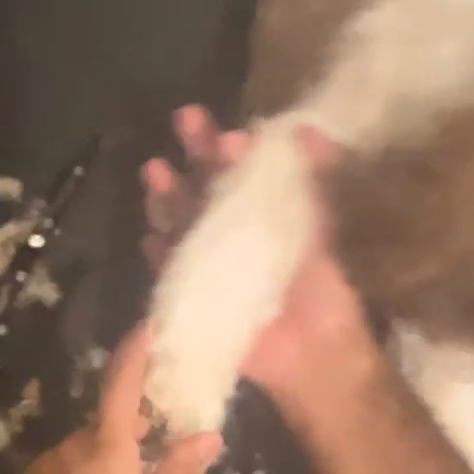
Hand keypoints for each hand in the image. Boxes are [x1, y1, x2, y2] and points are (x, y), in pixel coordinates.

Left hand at [2, 326, 221, 473]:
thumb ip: (176, 472)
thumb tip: (209, 436)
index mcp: (107, 451)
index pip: (121, 386)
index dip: (134, 352)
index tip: (147, 325)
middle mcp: (71, 446)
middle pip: (105, 422)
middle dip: (129, 431)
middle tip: (153, 457)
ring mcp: (45, 463)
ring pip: (84, 446)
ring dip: (104, 456)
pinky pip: (64, 463)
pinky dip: (81, 471)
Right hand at [139, 108, 385, 417]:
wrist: (310, 351)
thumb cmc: (319, 289)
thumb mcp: (320, 227)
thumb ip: (313, 182)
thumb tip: (308, 130)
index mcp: (256, 212)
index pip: (235, 170)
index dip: (227, 147)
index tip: (226, 131)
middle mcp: (226, 232)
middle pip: (202, 186)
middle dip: (192, 155)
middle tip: (185, 121)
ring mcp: (205, 264)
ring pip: (179, 223)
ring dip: (167, 197)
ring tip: (157, 171)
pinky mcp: (191, 295)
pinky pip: (168, 273)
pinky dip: (159, 257)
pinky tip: (153, 239)